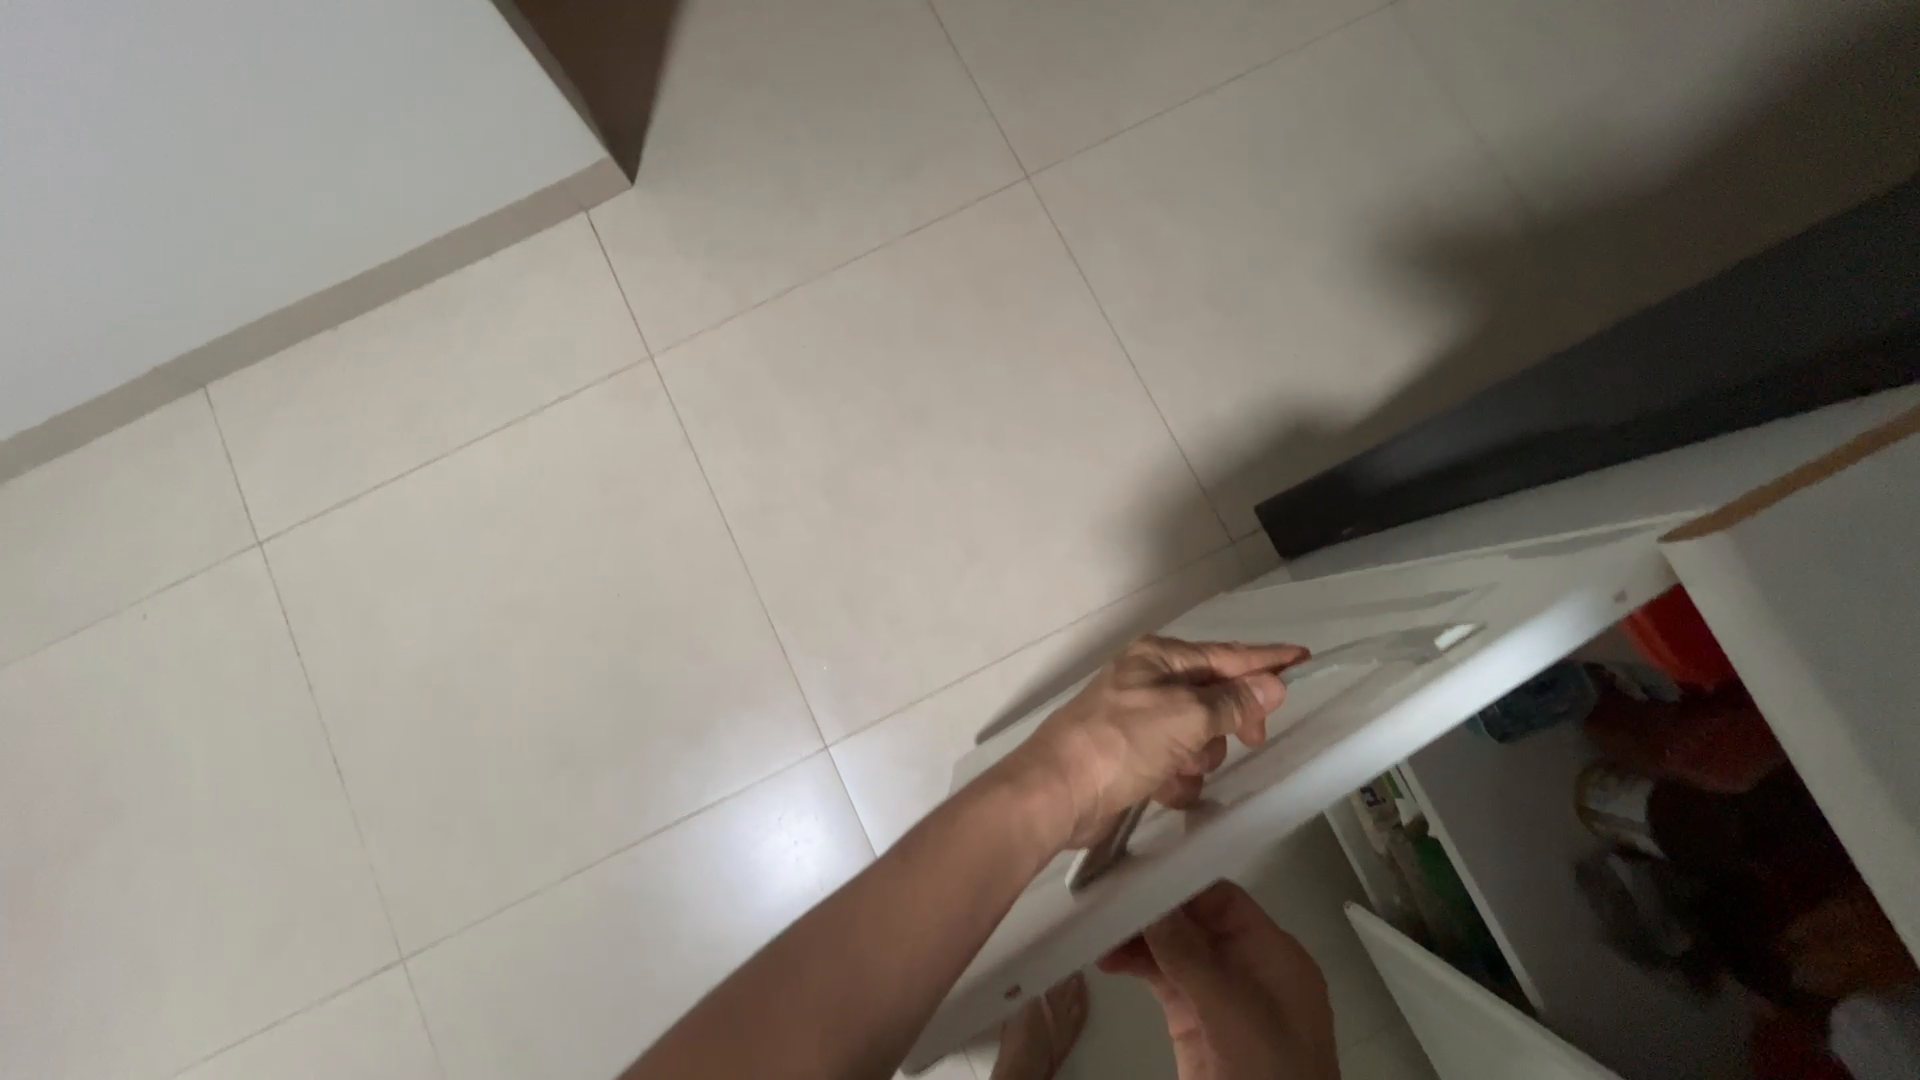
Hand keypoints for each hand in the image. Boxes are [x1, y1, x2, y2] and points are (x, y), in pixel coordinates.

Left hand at [998, 635, 1308, 849]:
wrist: (1058, 792)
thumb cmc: (1121, 742)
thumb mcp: (1184, 717)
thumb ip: (1232, 702)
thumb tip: (1270, 684)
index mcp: (1158, 659)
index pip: (1226, 656)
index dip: (1266, 660)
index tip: (1303, 658)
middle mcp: (1149, 683)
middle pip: (1215, 700)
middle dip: (1227, 725)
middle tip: (1250, 740)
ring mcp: (1140, 722)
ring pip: (1200, 739)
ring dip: (1197, 759)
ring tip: (1175, 769)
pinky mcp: (1133, 759)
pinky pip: (1177, 767)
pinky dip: (1175, 781)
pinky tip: (1161, 790)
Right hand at [1100, 881, 1337, 1079]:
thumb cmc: (1271, 1077)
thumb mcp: (1235, 1015)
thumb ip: (1191, 956)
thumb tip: (1148, 900)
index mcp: (1271, 953)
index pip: (1220, 897)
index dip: (1177, 881)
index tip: (1132, 871)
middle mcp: (1244, 964)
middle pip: (1190, 917)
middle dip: (1148, 908)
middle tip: (1104, 900)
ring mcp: (1216, 992)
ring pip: (1169, 945)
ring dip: (1133, 936)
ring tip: (1096, 935)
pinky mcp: (1192, 1018)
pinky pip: (1159, 976)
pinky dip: (1133, 963)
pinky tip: (1106, 960)